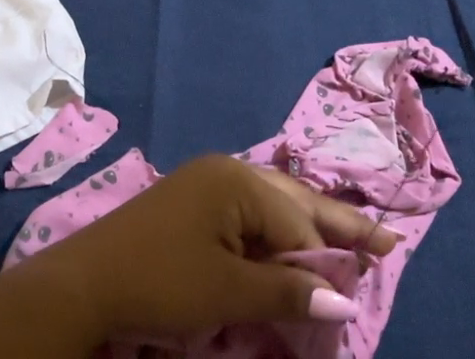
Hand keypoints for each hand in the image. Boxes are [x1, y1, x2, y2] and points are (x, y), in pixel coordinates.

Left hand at [0, 155, 397, 357]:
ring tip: (352, 244)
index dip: (336, 256)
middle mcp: (228, 171)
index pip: (302, 222)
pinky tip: (295, 245)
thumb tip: (347, 302)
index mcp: (238, 181)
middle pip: (296, 201)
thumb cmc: (160, 281)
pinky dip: (278, 234)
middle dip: (338, 226)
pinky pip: (252, 214)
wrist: (86, 282)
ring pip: (275, 206)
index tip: (377, 272)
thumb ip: (289, 291)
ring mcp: (209, 183)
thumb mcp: (227, 291)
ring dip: (310, 229)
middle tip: (388, 243)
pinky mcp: (195, 201)